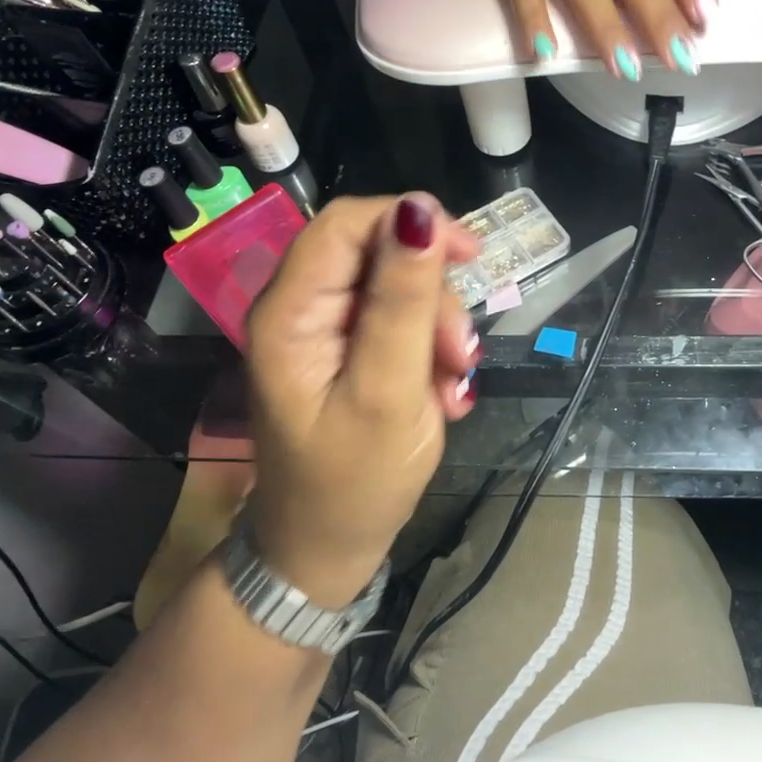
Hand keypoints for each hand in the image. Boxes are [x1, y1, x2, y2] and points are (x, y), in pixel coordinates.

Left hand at [243, 195, 481, 606]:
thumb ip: (403, 301)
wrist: (326, 553)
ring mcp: (324, 333)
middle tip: (463, 353)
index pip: (348, 221)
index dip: (411, 221)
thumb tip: (418, 209)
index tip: (470, 255)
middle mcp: (301, 309)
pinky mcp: (347, 354)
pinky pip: (398, 325)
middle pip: (378, 254)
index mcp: (291, 311)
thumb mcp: (389, 391)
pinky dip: (430, 353)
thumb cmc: (354, 482)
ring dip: (439, 330)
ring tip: (455, 388)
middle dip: (432, 296)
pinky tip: (443, 395)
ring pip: (397, 290)